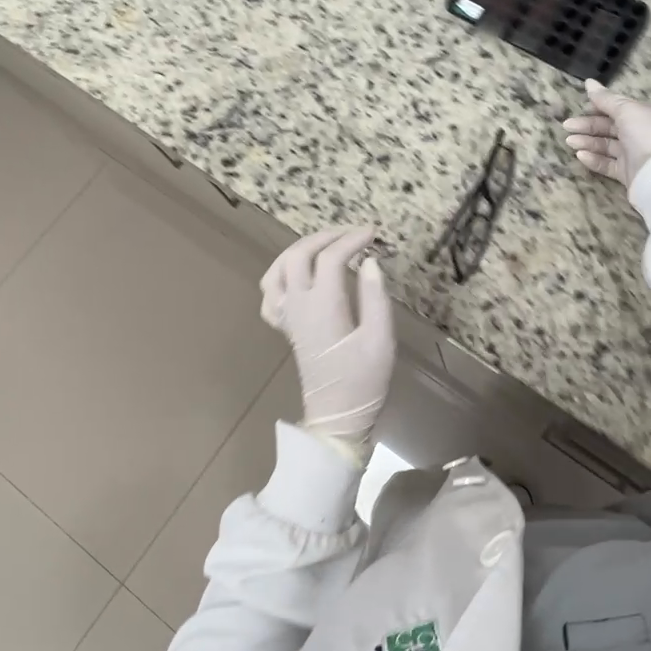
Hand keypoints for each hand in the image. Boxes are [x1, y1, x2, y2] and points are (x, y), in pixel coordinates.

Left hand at [259, 228, 394, 455]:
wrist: (337, 416)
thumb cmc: (364, 380)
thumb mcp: (380, 339)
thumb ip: (375, 297)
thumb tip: (370, 261)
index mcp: (323, 307)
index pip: (332, 258)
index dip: (352, 240)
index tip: (373, 233)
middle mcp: (299, 306)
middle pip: (299, 255)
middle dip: (325, 237)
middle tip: (352, 234)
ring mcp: (288, 316)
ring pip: (278, 269)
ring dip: (300, 249)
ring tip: (325, 244)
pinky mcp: (286, 328)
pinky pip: (270, 293)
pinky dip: (281, 274)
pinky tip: (300, 275)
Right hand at [563, 79, 650, 186]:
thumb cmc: (645, 132)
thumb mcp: (625, 109)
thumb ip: (605, 99)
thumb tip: (588, 82)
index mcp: (642, 114)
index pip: (617, 108)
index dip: (598, 107)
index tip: (581, 108)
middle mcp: (638, 133)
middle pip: (608, 127)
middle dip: (587, 126)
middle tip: (567, 126)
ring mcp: (632, 154)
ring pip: (606, 146)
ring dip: (587, 142)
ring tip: (570, 141)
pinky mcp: (626, 173)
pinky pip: (607, 164)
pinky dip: (594, 159)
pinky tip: (580, 155)